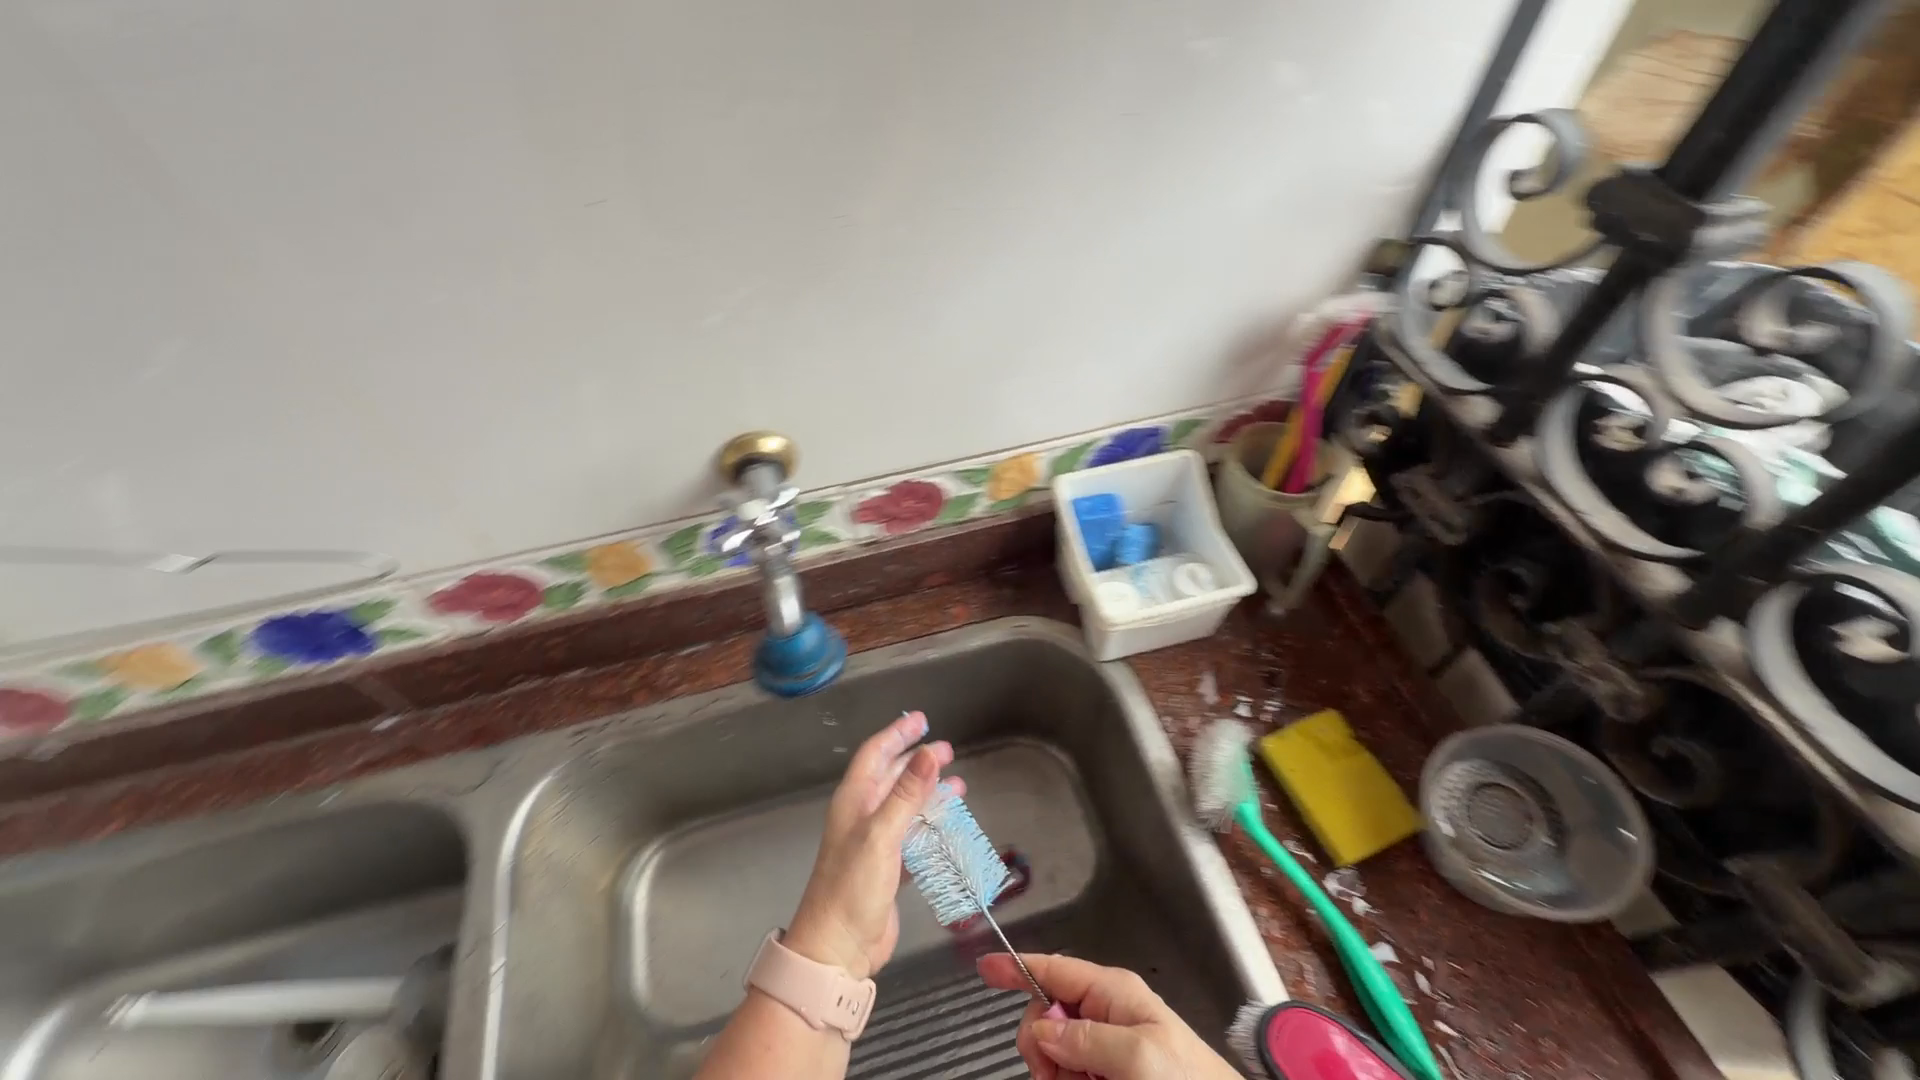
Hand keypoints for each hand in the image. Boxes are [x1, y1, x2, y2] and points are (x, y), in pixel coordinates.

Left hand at [784, 711, 961, 979]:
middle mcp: (862, 816)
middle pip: (891, 776)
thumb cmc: (853, 887)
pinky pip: (912, 834)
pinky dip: (929, 823)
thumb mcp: (881, 835)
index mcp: (854, 801)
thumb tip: (930, 753)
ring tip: (957, 782)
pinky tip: (947, 823)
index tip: (921, 720)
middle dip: (917, 761)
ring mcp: (874, 842)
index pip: (875, 755)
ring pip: (904, 805)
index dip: (897, 735)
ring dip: (927, 791)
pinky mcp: (887, 867)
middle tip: (948, 749)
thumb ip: (906, 794)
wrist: (837, 948)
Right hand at [978, 953, 1241, 1079]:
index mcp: (1112, 992)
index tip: (983, 968)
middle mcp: (1104, 1012)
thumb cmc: (1188, 1079)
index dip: (1017, 966)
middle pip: (1044, 1016)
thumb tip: (1042, 1030)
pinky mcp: (1106, 1071)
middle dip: (1039, 1045)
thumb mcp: (1141, 1055)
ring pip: (1053, 1051)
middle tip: (1054, 1076)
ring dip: (1055, 1072)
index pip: (1054, 969)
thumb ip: (1088, 1039)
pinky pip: (1068, 1072)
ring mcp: (1104, 1045)